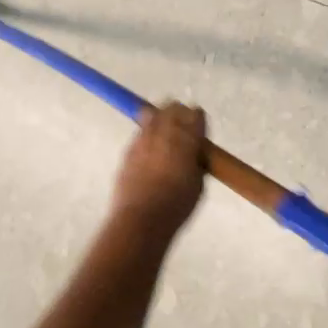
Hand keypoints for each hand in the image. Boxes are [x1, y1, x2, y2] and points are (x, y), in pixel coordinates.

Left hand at [109, 102, 206, 237]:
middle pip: (173, 108)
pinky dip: (146, 136)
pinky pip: (140, 133)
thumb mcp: (198, 183)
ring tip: (162, 134)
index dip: (198, 120)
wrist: (140, 219)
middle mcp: (165, 131)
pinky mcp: (128, 149)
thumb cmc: (176, 205)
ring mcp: (144, 138)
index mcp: (188, 138)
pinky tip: (148, 151)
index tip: (198, 130)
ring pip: (153, 114)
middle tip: (181, 127)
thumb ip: (196, 161)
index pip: (196, 114)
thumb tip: (192, 154)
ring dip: (160, 120)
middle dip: (178, 114)